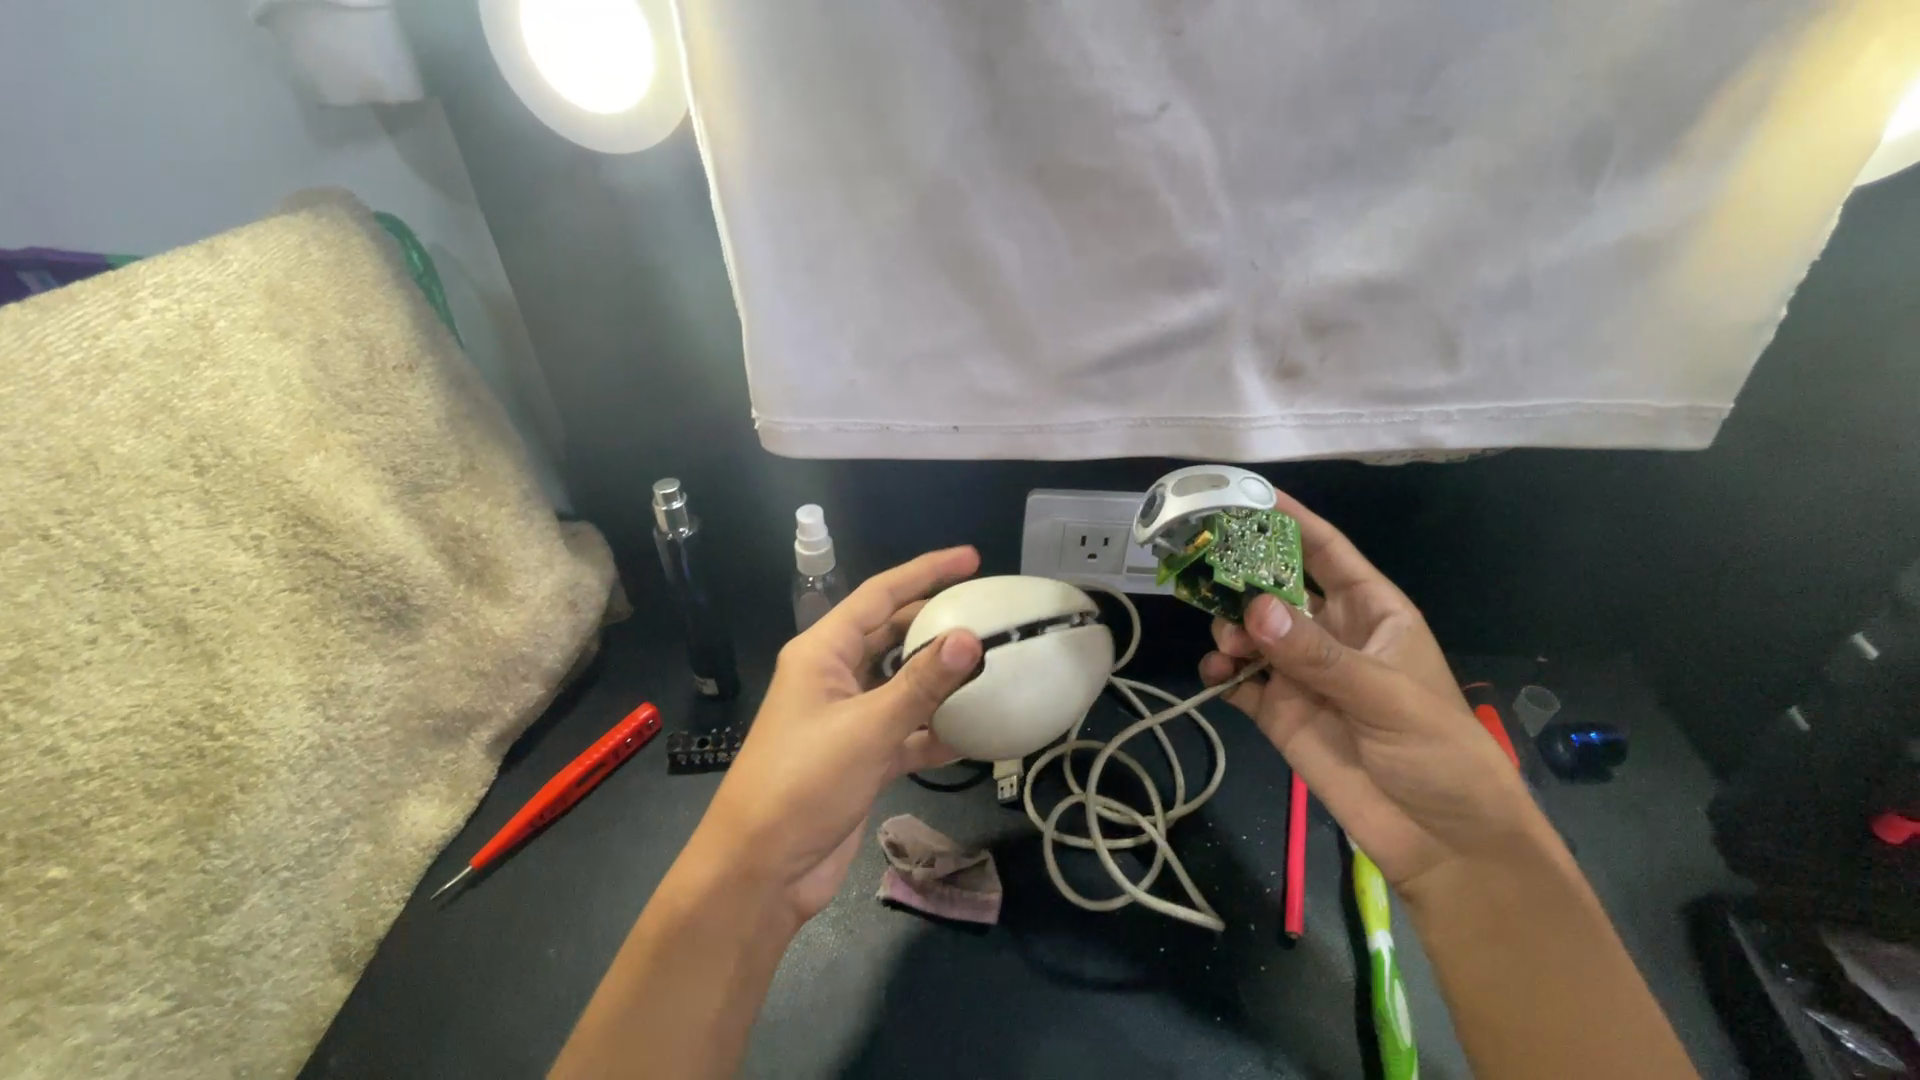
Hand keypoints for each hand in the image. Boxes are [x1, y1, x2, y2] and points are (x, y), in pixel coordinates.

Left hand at [694, 547, 983, 922]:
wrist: (763, 870)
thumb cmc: (803, 783)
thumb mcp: (867, 728)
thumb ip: (921, 685)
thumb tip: (969, 639)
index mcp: (822, 653)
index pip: (878, 596)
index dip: (924, 572)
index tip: (970, 559)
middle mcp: (833, 678)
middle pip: (891, 636)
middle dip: (935, 625)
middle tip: (987, 616)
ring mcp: (847, 721)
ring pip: (902, 686)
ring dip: (941, 681)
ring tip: (993, 668)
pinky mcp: (860, 760)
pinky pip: (906, 733)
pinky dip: (936, 732)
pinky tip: (977, 733)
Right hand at [1199, 491, 1545, 896]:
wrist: (1442, 841)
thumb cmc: (1440, 754)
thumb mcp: (1387, 697)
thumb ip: (1318, 655)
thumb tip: (1253, 610)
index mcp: (1371, 614)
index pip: (1327, 553)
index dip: (1292, 521)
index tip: (1249, 495)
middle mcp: (1331, 635)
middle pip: (1276, 588)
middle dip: (1243, 576)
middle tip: (1205, 568)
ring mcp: (1301, 674)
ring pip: (1250, 630)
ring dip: (1231, 627)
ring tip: (1228, 642)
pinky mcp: (1279, 712)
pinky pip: (1238, 679)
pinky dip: (1221, 671)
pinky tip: (1217, 674)